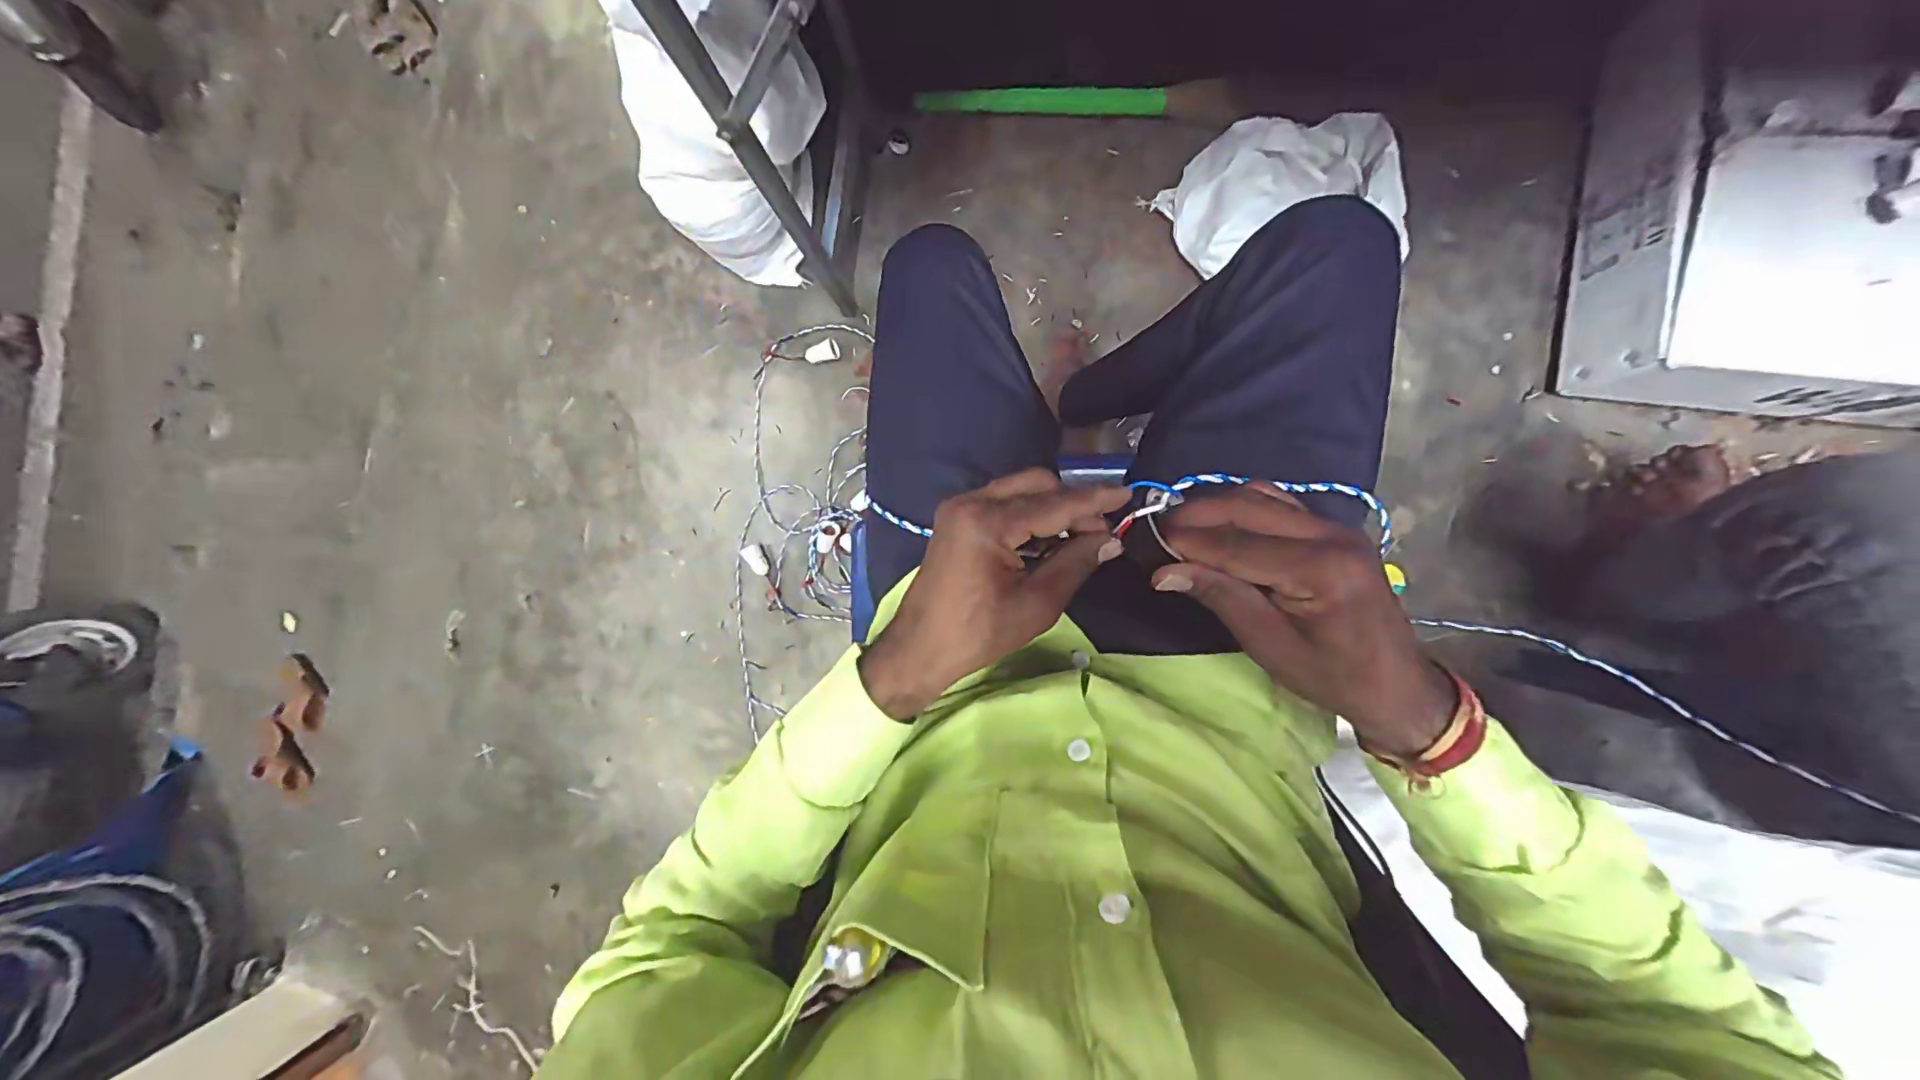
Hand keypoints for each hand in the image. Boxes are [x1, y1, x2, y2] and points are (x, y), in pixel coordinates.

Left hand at [859, 469, 1128, 718]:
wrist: (920, 648)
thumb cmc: (977, 634)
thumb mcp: (1036, 603)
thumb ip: (1076, 563)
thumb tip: (1109, 540)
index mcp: (987, 522)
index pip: (1054, 503)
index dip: (1094, 500)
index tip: (1127, 496)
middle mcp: (971, 503)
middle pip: (1036, 484)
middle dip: (1072, 502)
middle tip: (1100, 530)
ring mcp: (959, 508)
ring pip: (1020, 490)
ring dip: (1051, 508)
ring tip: (1081, 536)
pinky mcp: (956, 519)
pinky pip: (1002, 503)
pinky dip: (1029, 515)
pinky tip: (1049, 539)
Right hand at [1152, 485, 1454, 755]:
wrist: (1398, 684)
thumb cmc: (1333, 676)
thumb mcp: (1270, 646)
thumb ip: (1221, 597)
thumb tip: (1163, 572)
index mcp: (1320, 568)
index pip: (1236, 544)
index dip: (1186, 542)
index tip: (1145, 544)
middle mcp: (1330, 534)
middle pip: (1246, 507)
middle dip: (1195, 515)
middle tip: (1155, 532)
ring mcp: (1334, 526)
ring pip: (1260, 496)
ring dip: (1215, 506)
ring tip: (1180, 527)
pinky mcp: (1331, 529)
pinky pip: (1277, 504)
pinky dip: (1240, 508)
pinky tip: (1217, 525)